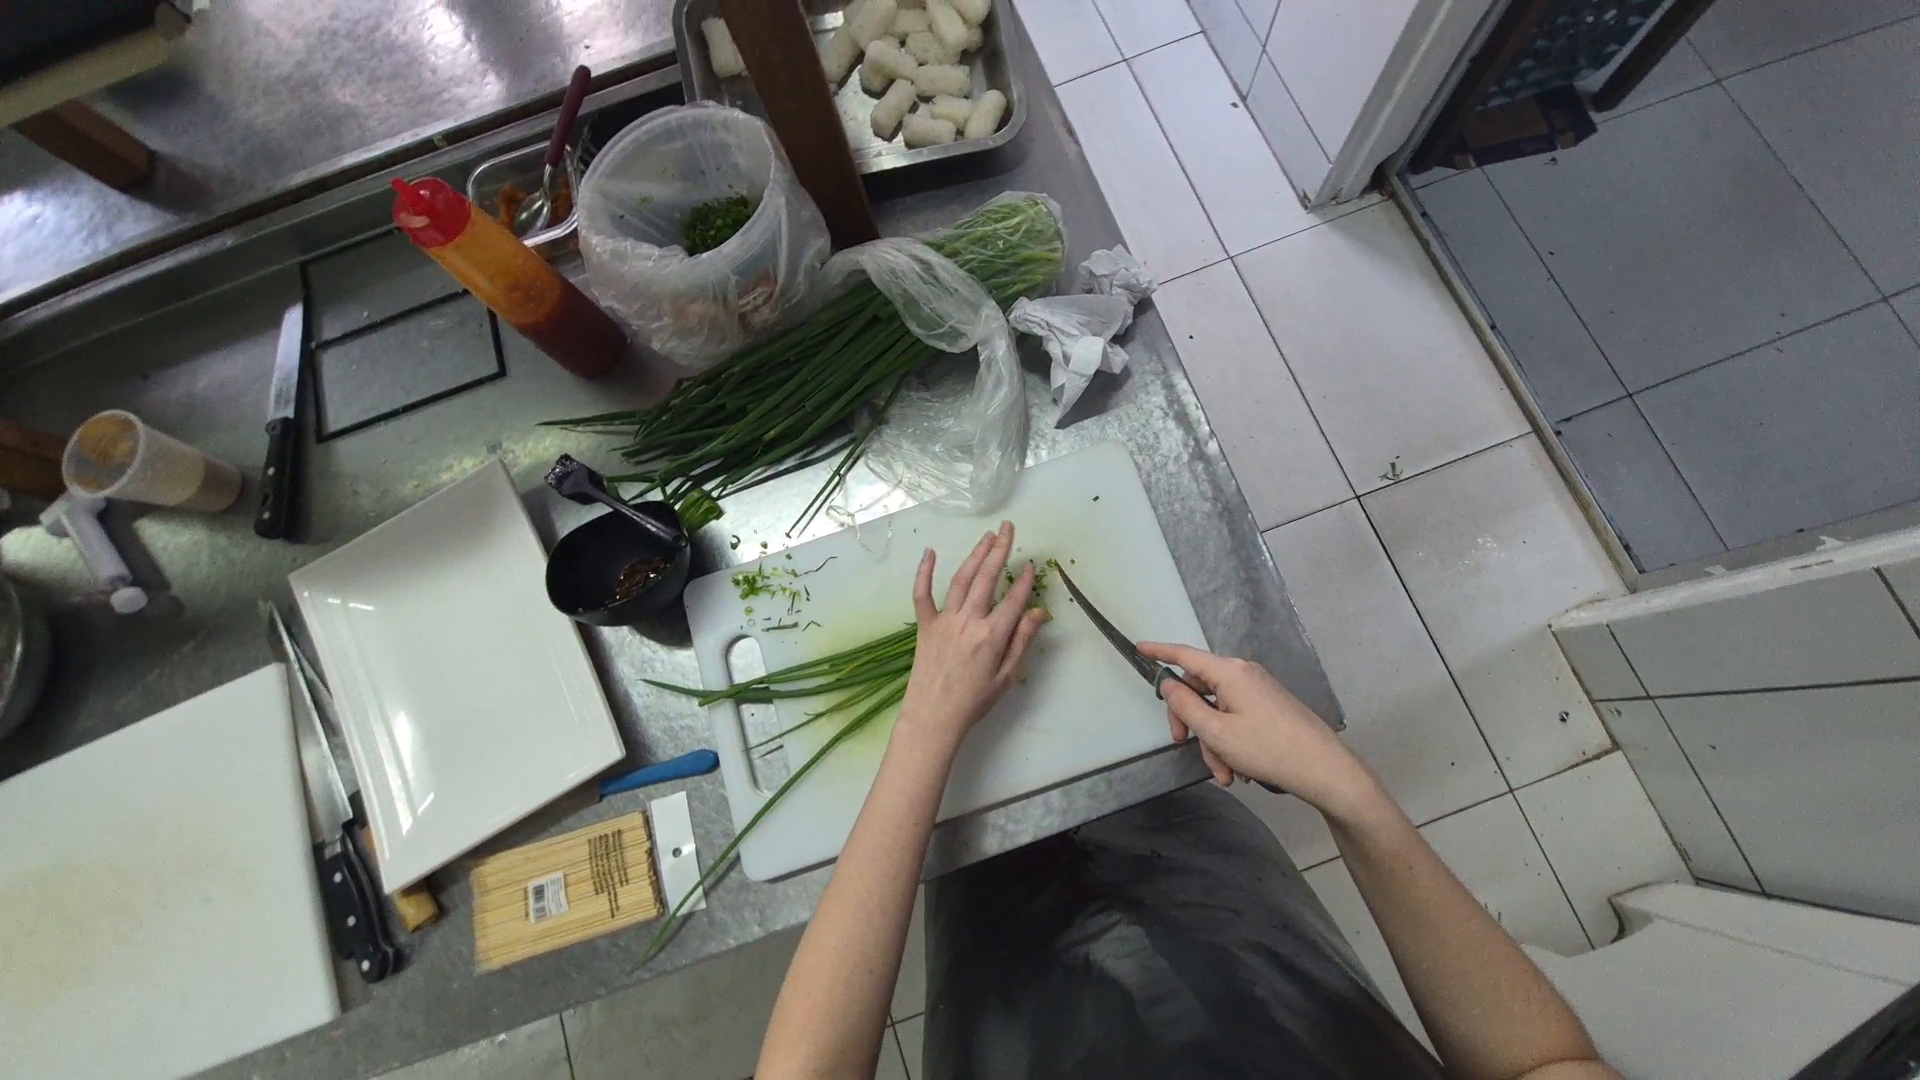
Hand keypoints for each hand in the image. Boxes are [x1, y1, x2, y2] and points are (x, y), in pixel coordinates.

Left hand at [897, 522, 1048, 751]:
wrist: (933, 718)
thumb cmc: (974, 701)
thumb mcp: (1007, 676)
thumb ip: (1022, 641)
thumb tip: (1039, 612)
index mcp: (992, 636)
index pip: (1014, 599)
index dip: (1025, 579)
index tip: (1033, 563)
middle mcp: (969, 622)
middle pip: (987, 578)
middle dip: (1000, 550)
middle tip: (1008, 529)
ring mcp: (945, 621)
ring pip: (962, 579)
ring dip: (975, 555)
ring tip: (987, 536)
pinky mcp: (925, 626)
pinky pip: (922, 595)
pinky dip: (925, 572)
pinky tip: (930, 552)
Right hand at [1137, 642, 1383, 822]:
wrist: (1326, 770)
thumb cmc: (1268, 749)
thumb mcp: (1217, 732)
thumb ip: (1185, 706)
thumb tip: (1169, 684)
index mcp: (1230, 672)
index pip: (1185, 656)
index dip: (1159, 652)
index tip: (1138, 647)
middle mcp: (1244, 674)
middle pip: (1199, 689)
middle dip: (1191, 723)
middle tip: (1183, 746)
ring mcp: (1258, 691)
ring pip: (1218, 711)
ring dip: (1213, 742)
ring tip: (1226, 775)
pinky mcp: (1269, 707)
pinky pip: (1236, 718)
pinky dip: (1230, 742)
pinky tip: (1239, 770)